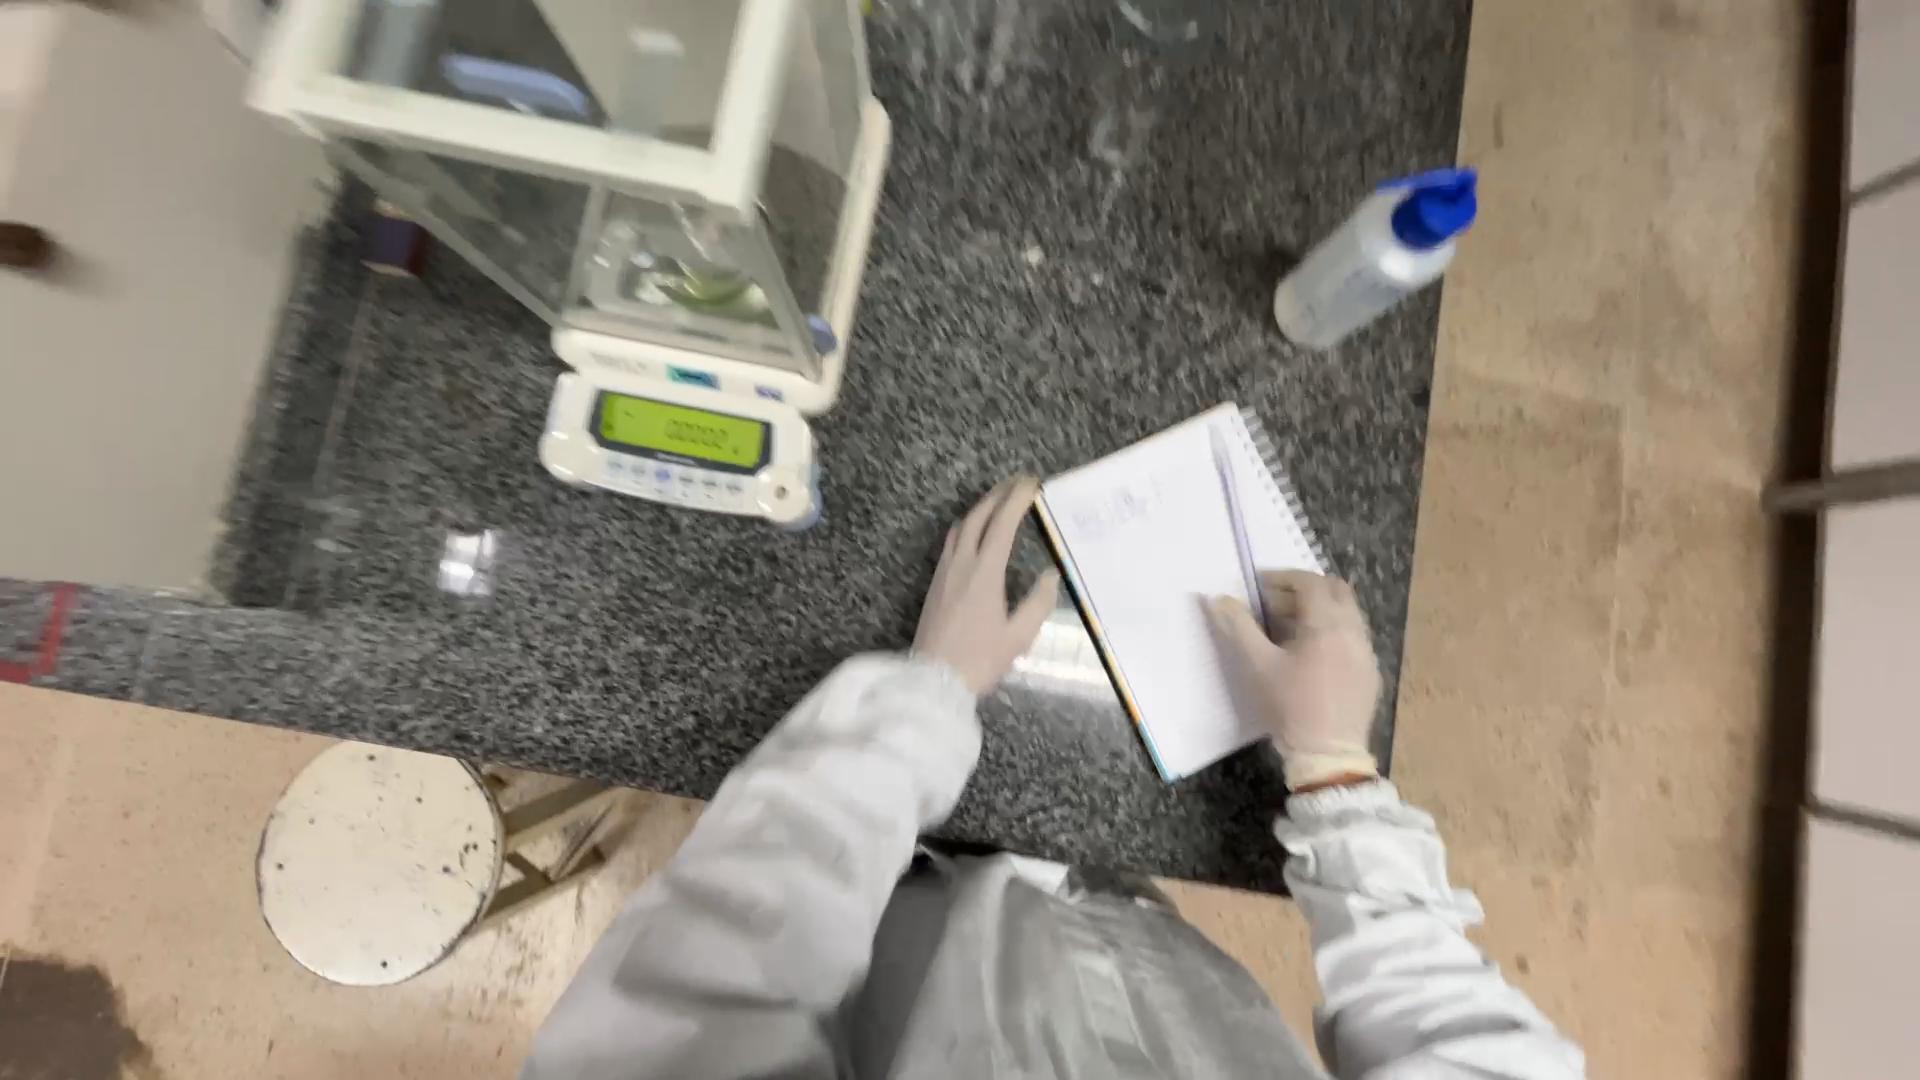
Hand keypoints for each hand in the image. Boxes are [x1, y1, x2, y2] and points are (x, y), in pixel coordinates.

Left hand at [914, 476, 1061, 694]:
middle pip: (977, 517)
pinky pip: (952, 542)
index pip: (1001, 524)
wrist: (933, 680)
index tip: (1031, 484)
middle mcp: (961, 564)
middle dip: (998, 494)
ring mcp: (944, 572)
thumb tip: (1050, 576)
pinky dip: (968, 527)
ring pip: (961, 527)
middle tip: (1017, 483)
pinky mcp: (935, 583)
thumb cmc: (979, 660)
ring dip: (980, 509)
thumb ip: (1038, 603)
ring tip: (999, 502)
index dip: (1016, 500)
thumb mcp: (1019, 637)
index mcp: (984, 573)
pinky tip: (977, 534)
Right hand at [1208, 570, 1381, 790]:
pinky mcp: (1369, 672)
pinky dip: (1331, 630)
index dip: (1283, 578)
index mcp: (1327, 626)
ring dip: (1318, 609)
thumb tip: (1218, 598)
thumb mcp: (1258, 664)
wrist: (1328, 753)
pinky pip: (1353, 635)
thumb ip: (1239, 627)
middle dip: (1304, 589)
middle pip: (1335, 590)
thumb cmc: (1290, 705)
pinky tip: (1309, 654)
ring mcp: (1366, 652)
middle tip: (1274, 604)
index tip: (1259, 586)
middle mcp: (1353, 632)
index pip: (1310, 583)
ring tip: (1288, 629)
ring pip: (1347, 613)